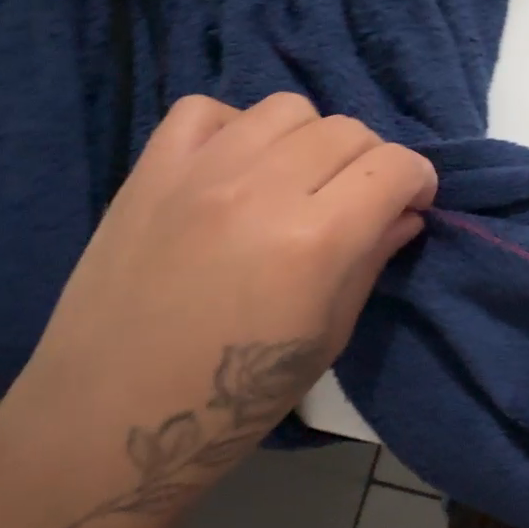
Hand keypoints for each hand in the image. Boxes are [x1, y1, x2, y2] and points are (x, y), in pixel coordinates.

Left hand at [0, 92, 436, 527]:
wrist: (110, 418)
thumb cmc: (237, 396)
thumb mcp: (330, 334)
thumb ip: (372, 259)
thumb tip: (404, 215)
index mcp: (316, 240)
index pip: (395, 166)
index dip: (419, 181)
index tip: (412, 205)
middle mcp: (262, 189)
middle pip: (348, 131)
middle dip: (373, 162)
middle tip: (360, 201)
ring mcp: (199, 173)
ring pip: (287, 109)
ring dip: (312, 139)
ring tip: (300, 180)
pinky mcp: (149, 171)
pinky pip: (208, 110)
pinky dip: (238, 128)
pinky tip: (239, 169)